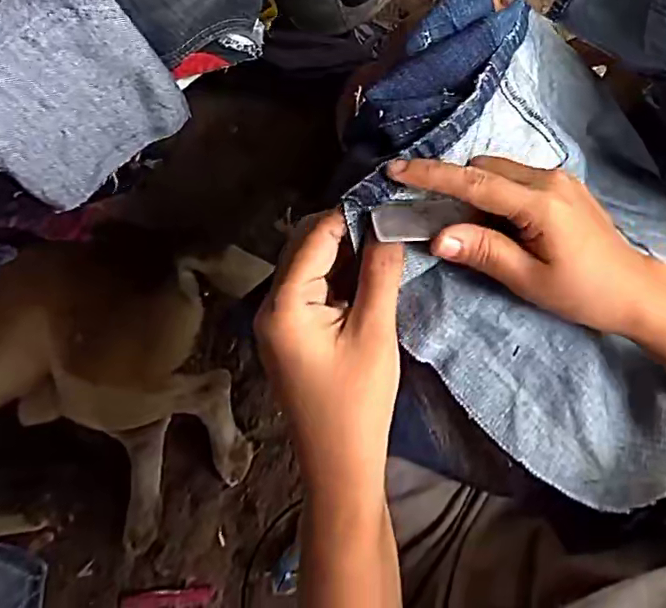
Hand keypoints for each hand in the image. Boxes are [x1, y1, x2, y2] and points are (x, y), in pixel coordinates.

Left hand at [254, 211, 403, 493]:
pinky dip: (343, 269)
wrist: (341, 465)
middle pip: (306, 243)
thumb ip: (380, 271)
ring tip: (389, 234)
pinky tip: (373, 264)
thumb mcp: (375, 331)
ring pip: (313, 261)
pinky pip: (317, 283)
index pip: (315, 236)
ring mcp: (282, 319)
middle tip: (392, 217)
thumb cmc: (358, 401)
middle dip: (347, 225)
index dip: (351, 213)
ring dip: (347, 246)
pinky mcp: (296, 329)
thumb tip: (388, 223)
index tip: (389, 199)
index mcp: (285, 305)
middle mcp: (273, 306)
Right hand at [386, 157, 665, 338]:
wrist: (634, 288)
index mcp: (541, 203)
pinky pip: (518, 177)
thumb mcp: (530, 281)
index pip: (475, 182)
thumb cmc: (584, 293)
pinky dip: (495, 189)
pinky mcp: (565, 185)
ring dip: (474, 185)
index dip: (432, 175)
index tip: (396, 169)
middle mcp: (550, 179)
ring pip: (501, 169)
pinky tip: (490, 217)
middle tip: (419, 204)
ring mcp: (560, 178)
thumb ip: (484, 252)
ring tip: (455, 217)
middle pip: (486, 168)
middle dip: (451, 180)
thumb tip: (438, 235)